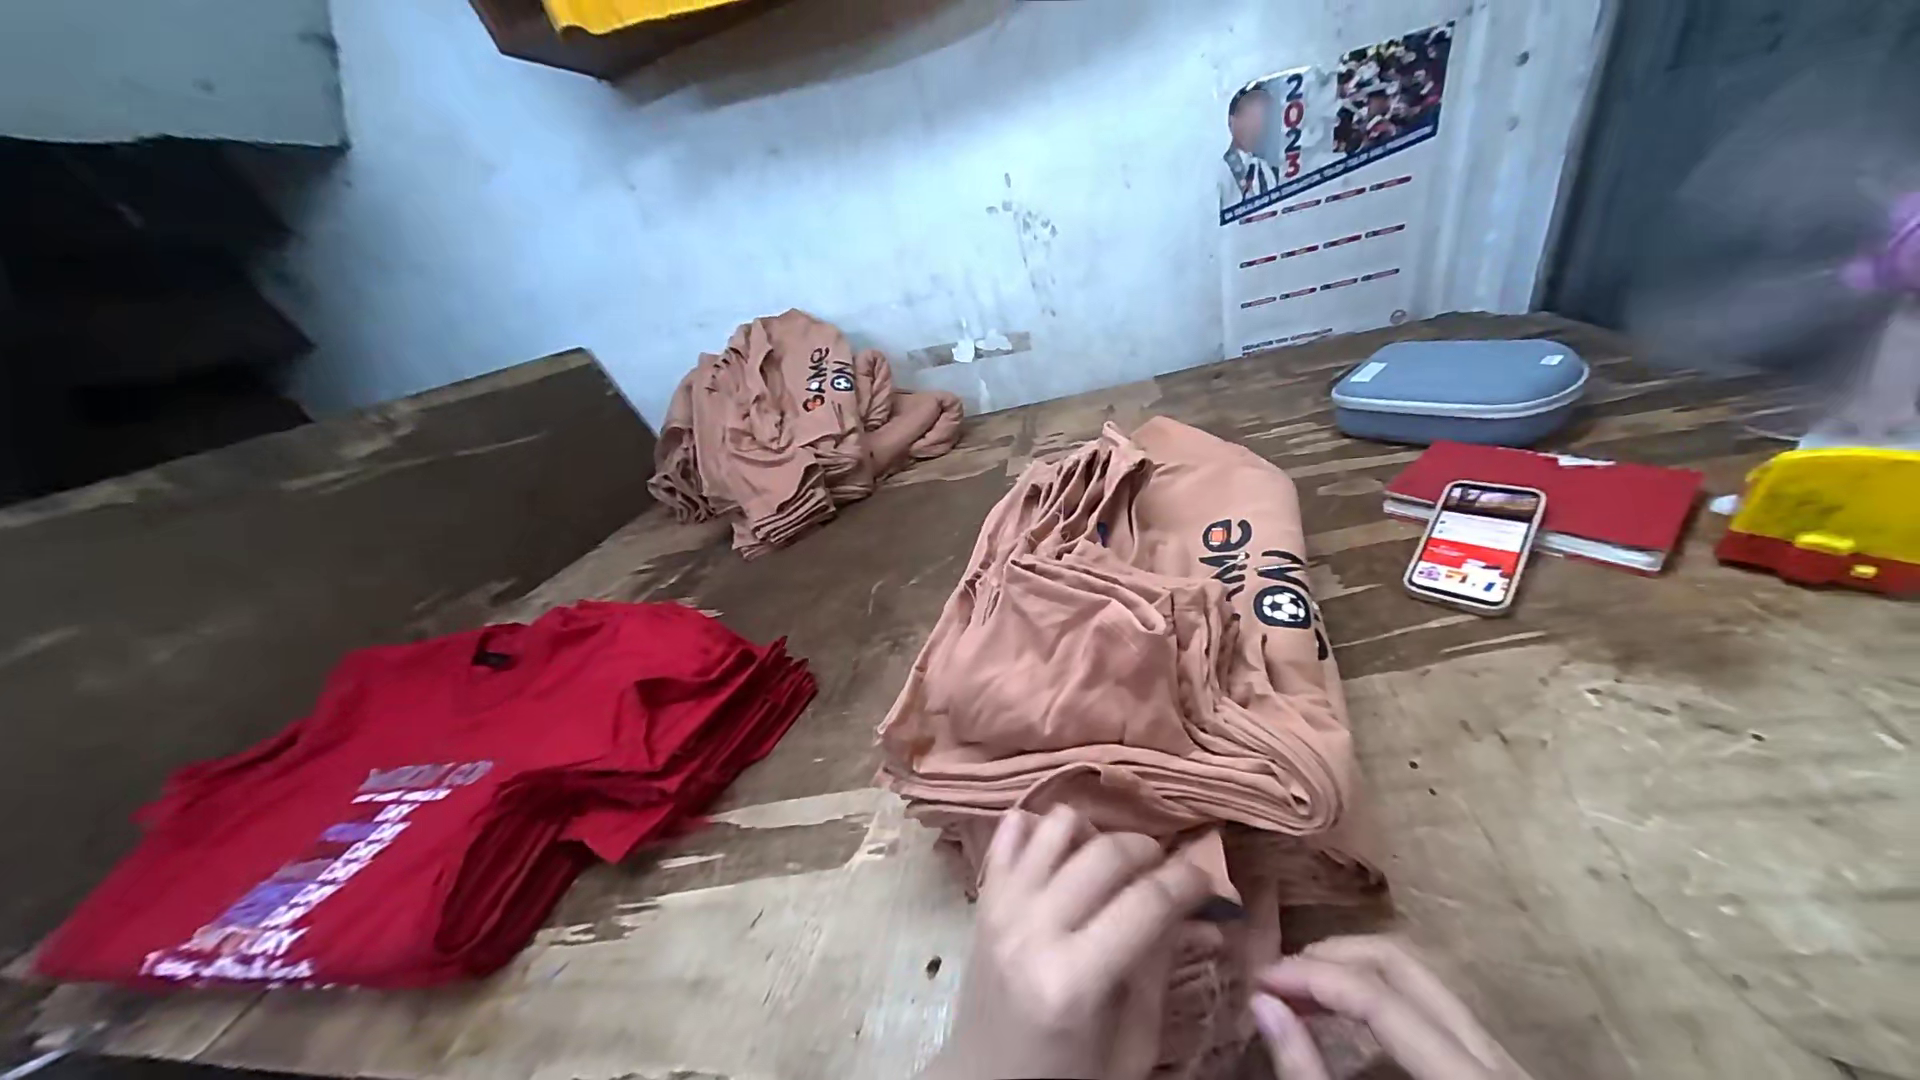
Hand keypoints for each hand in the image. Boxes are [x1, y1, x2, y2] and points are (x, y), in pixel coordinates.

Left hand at [925, 806, 1214, 1079]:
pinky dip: (1042, 828)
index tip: (1212, 882)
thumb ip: (1160, 969)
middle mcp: (1033, 929)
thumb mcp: (1130, 1044)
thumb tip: (1206, 916)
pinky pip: (1011, 829)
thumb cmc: (1068, 1078)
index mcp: (1075, 981)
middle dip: (1149, 851)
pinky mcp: (984, 894)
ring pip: (1057, 826)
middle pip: (1104, 853)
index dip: (1189, 882)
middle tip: (1167, 872)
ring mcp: (1002, 905)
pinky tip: (1064, 853)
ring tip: (1113, 863)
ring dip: (1096, 833)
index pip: (1146, 903)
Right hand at [1250, 936, 1532, 1079]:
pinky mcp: (1493, 1072)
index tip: (1259, 979)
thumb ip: (1309, 1076)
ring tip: (1300, 990)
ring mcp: (1502, 1064)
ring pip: (1416, 976)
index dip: (1312, 976)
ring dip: (1349, 971)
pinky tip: (1340, 1013)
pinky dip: (1373, 995)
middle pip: (1402, 964)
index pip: (1379, 996)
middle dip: (1330, 959)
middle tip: (1280, 977)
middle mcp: (1499, 1062)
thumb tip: (1262, 1001)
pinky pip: (1427, 1004)